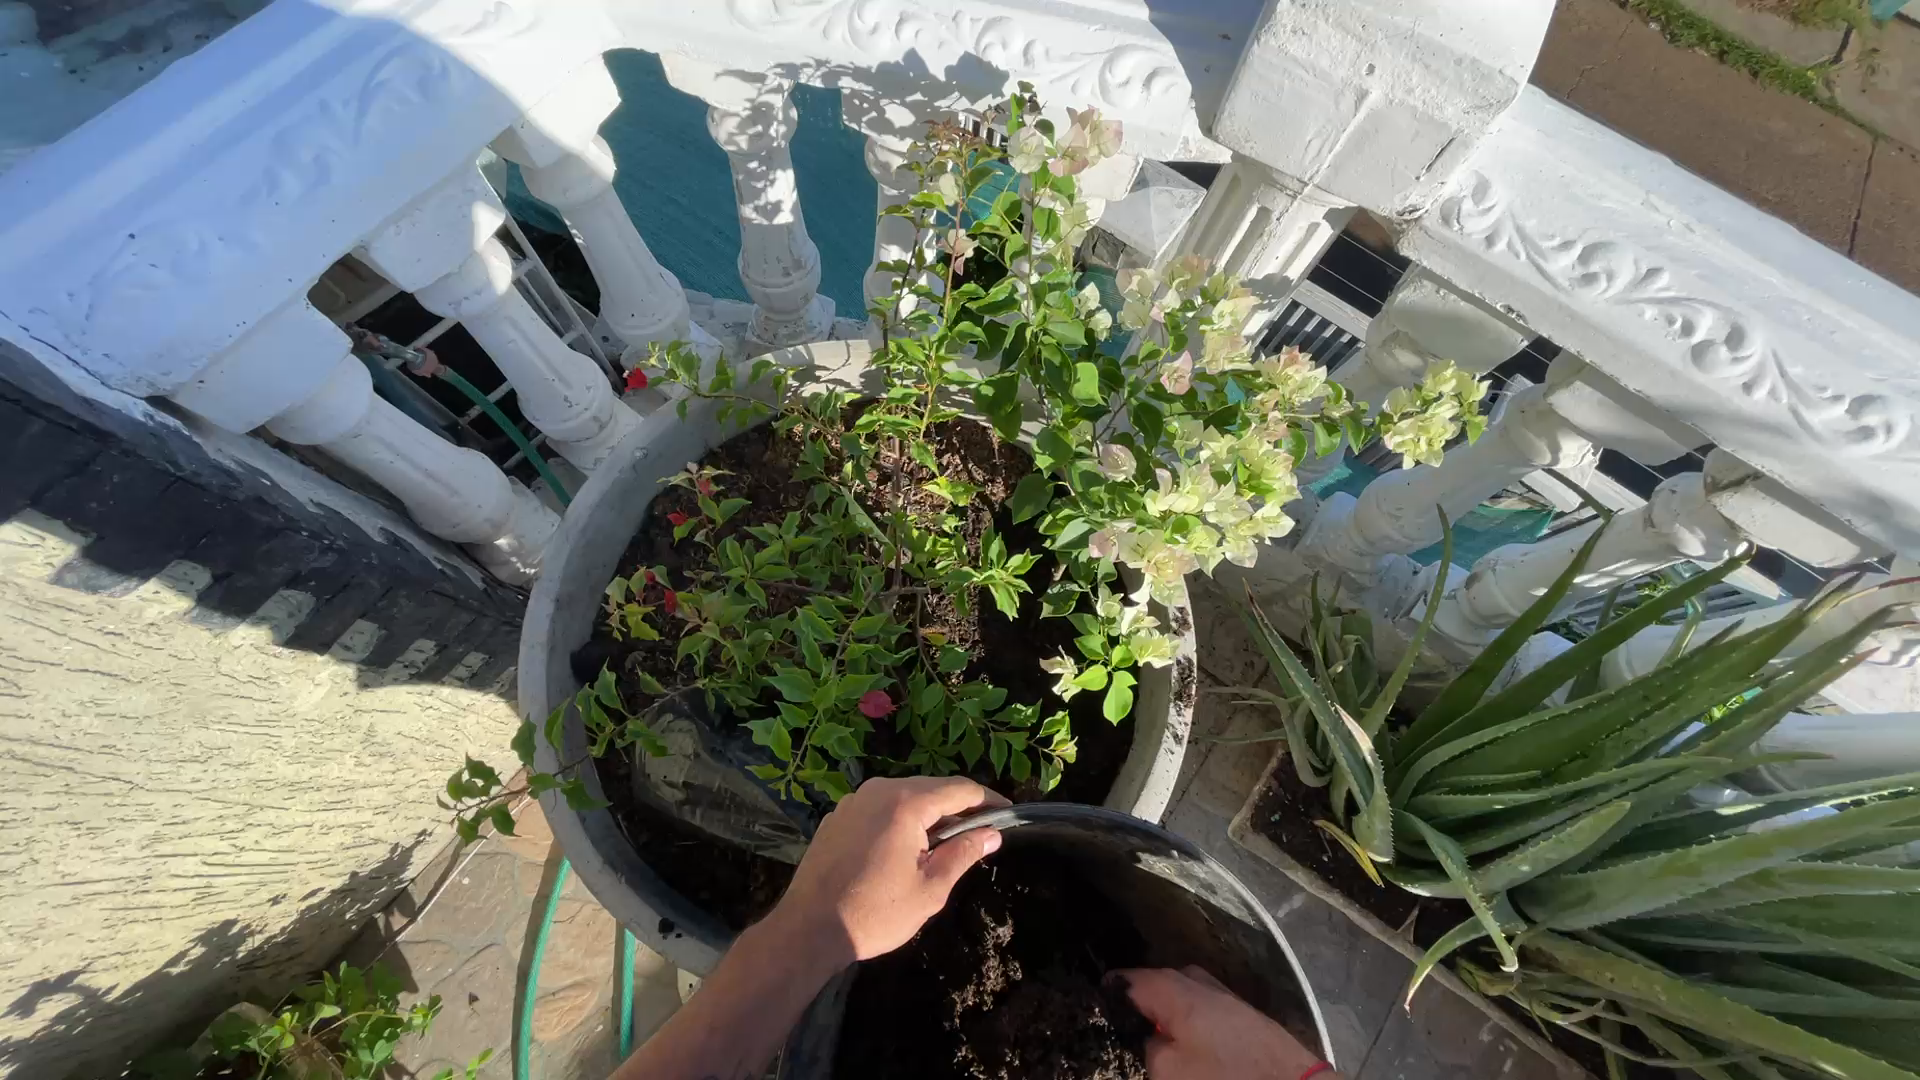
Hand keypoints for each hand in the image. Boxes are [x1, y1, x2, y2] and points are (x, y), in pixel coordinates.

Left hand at [767, 776, 1009, 969]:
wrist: (806, 930)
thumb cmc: (875, 912)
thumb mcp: (929, 889)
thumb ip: (963, 854)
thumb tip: (993, 834)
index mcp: (906, 802)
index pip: (959, 789)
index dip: (988, 799)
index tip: (1008, 813)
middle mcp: (880, 789)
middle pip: (932, 787)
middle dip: (960, 806)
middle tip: (982, 830)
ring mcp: (855, 800)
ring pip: (905, 794)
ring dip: (930, 812)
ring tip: (947, 840)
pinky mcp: (839, 815)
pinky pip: (881, 806)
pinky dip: (901, 817)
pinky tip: (905, 845)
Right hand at [1115, 966, 1330, 1079]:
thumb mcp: (1171, 1074)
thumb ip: (1150, 1051)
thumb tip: (1150, 1039)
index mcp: (1173, 987)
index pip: (1123, 980)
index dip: (1104, 997)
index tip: (1090, 1015)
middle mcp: (1194, 979)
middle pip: (1150, 987)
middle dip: (1134, 1007)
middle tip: (1120, 1034)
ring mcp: (1219, 995)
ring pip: (1176, 1000)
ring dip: (1162, 1017)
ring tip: (1151, 1043)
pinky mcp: (1239, 1016)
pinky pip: (1198, 1013)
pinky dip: (1185, 1027)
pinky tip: (1184, 1048)